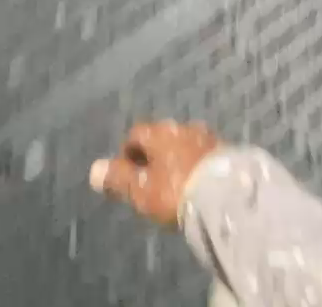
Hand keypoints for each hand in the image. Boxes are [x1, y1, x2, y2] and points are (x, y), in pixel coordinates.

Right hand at [89, 120, 220, 224]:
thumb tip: (94, 168)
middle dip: (154, 154)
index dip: (127, 153)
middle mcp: (183, 127)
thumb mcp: (141, 190)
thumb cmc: (176, 191)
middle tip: (150, 180)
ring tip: (174, 183)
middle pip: (161, 137)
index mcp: (160, 132)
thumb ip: (119, 178)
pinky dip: (195, 164)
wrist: (227, 194)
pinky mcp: (225, 150)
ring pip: (184, 144)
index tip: (126, 174)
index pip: (136, 134)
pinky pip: (203, 154)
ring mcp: (207, 136)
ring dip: (176, 158)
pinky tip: (196, 183)